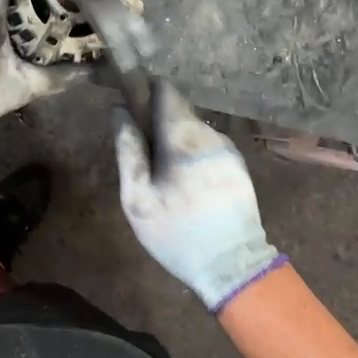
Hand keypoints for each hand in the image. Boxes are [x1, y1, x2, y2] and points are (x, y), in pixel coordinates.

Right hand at [115, 82, 284, 311]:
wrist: (233, 268)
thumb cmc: (177, 234)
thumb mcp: (138, 199)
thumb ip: (128, 149)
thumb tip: (119, 110)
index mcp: (183, 139)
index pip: (166, 90)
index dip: (146, 92)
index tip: (131, 108)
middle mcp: (210, 135)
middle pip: (179, 109)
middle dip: (158, 122)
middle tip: (144, 154)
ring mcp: (228, 149)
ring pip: (194, 128)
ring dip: (176, 139)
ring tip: (166, 175)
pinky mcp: (238, 166)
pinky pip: (208, 146)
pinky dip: (193, 155)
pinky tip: (188, 185)